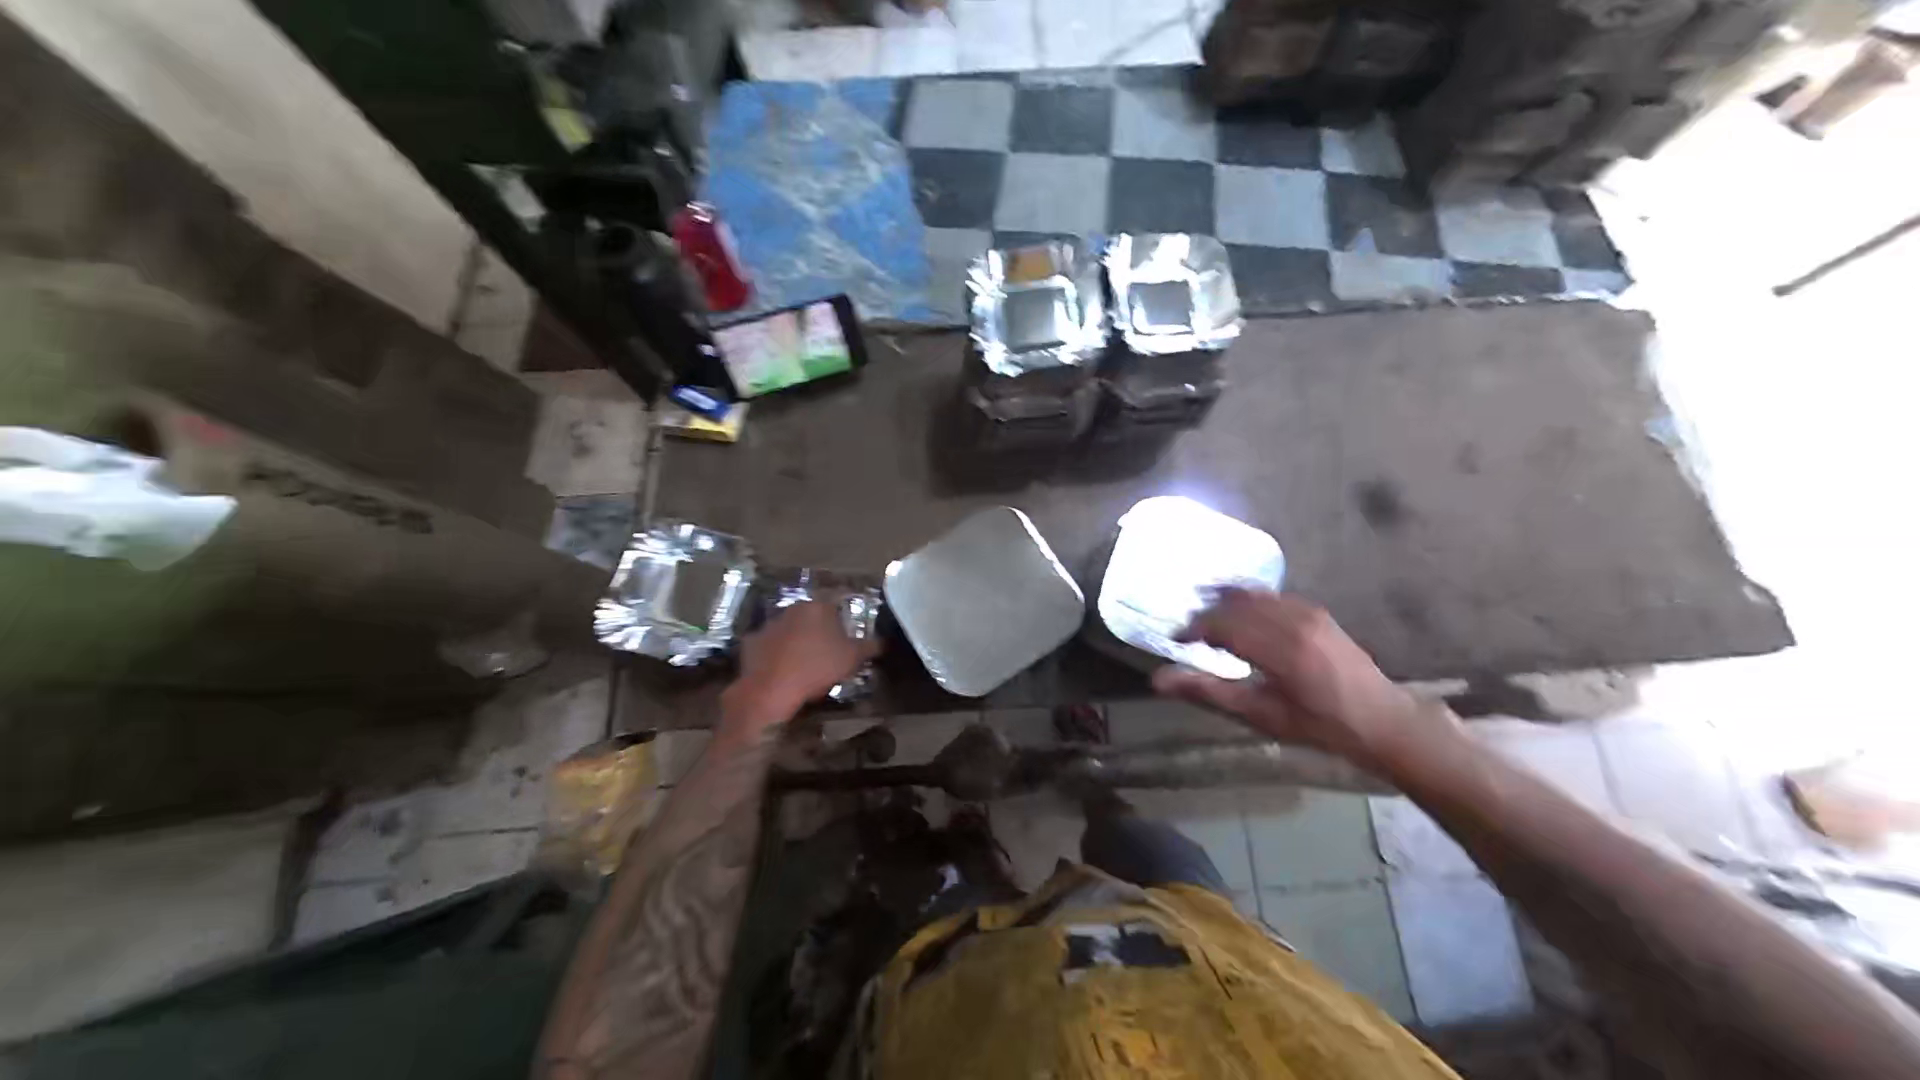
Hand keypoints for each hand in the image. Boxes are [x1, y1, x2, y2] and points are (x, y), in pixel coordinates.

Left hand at [727, 599, 878, 722]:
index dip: (846, 614)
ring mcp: (769, 624)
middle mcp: (792, 608)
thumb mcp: (852, 659)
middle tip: (831, 647)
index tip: (850, 629)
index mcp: (818, 606)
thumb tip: (884, 641)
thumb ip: (870, 647)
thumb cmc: (817, 668)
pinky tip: (782, 668)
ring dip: (798, 638)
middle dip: (822, 627)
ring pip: (790, 628)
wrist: (770, 690)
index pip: (837, 600)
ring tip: (806, 660)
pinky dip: (776, 653)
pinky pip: (770, 644)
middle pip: (812, 613)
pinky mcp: (752, 642)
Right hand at [1151, 588, 1452, 773]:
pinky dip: (1249, 602)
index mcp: (1279, 649)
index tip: (1177, 642)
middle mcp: (1293, 622)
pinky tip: (1242, 616)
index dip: (1193, 630)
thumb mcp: (1260, 715)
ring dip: (1226, 605)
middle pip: (1234, 604)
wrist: (1381, 720)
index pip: (1221, 625)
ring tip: (1210, 623)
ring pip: (1252, 596)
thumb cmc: (1318, 725)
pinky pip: (1272, 597)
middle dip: (1207, 616)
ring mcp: (1308, 612)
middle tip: (1189, 634)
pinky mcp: (1317, 611)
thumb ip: (1209, 692)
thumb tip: (1159, 679)